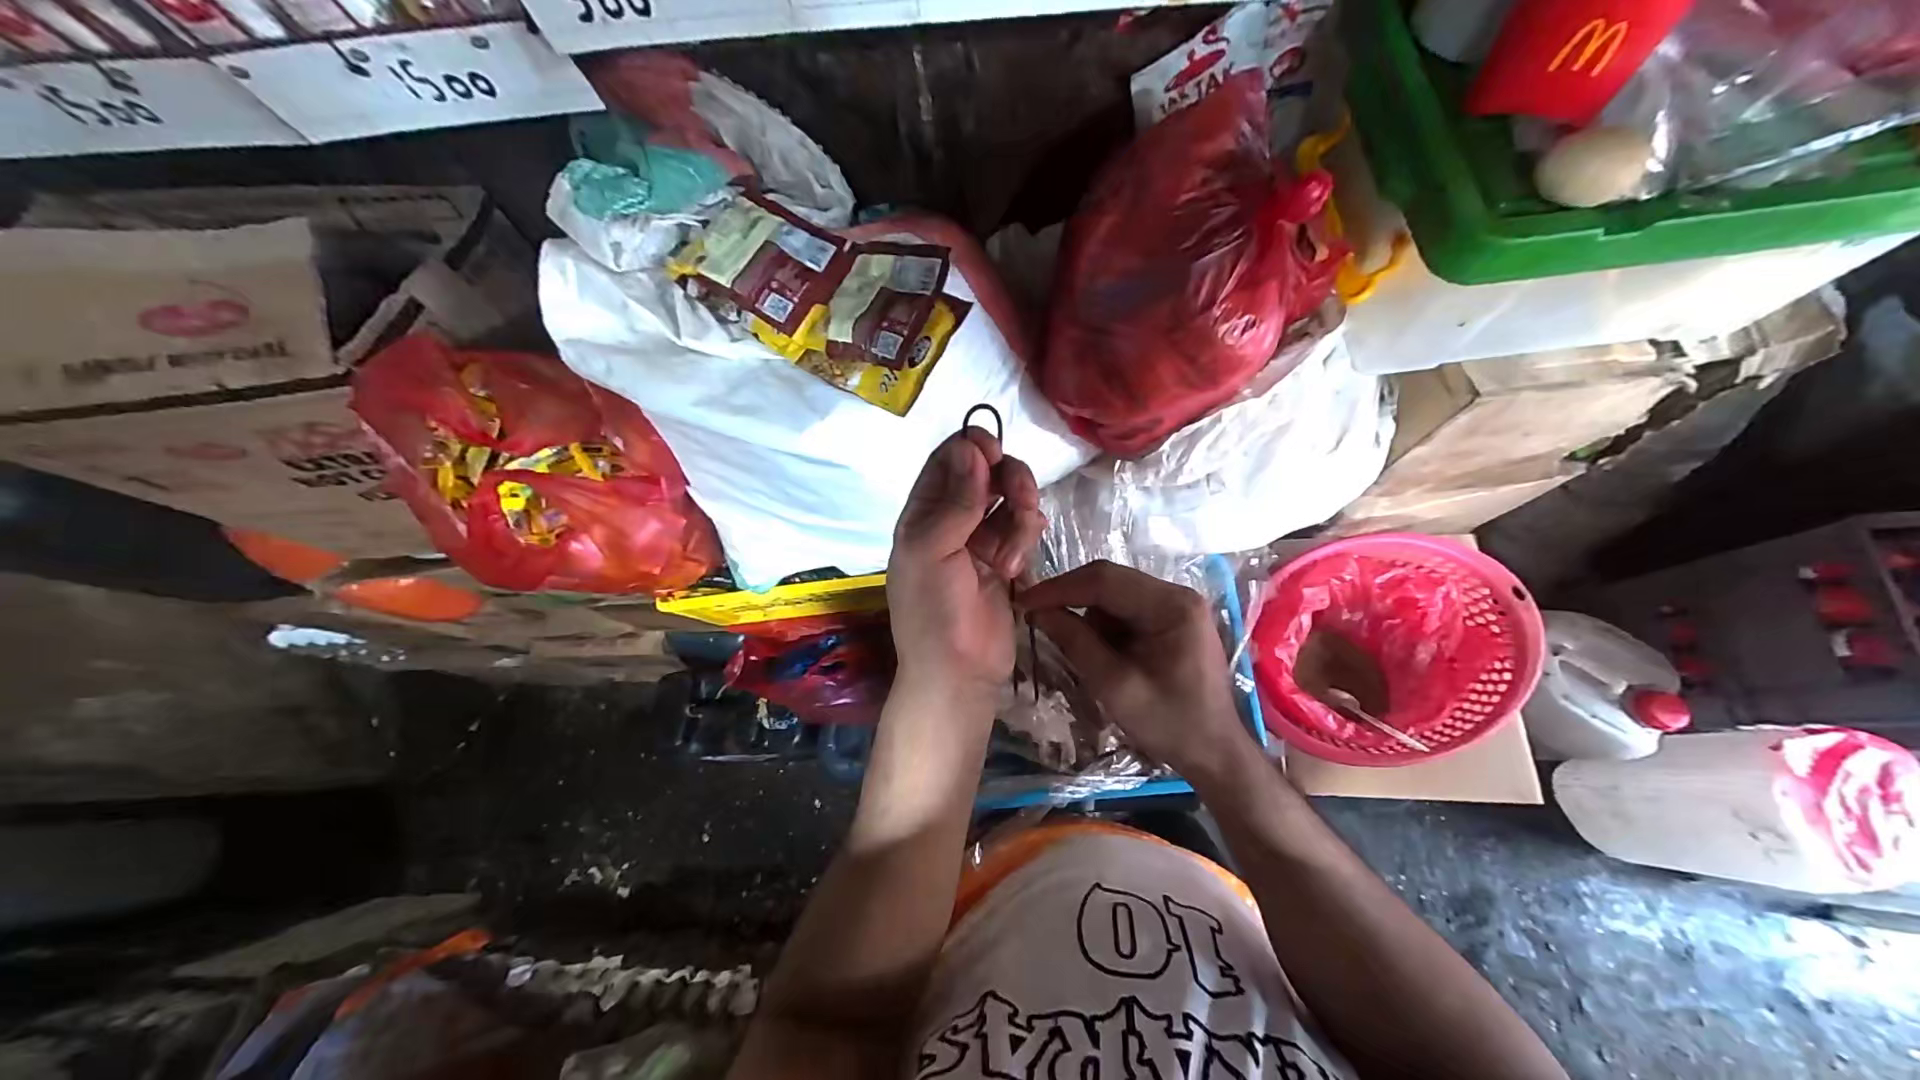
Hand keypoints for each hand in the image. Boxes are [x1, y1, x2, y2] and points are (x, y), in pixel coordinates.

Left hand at [887, 429, 1043, 704]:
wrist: (957, 673)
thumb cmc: (933, 612)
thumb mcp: (932, 551)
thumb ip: (955, 500)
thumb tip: (970, 447)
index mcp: (923, 514)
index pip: (948, 461)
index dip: (972, 447)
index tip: (996, 450)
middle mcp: (951, 520)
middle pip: (987, 474)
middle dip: (1009, 481)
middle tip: (1023, 499)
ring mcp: (980, 540)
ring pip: (1011, 500)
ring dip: (1020, 519)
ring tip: (1011, 558)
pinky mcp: (1006, 560)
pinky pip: (1023, 529)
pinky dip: (1026, 538)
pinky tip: (1017, 567)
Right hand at [1022, 560, 1253, 782]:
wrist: (1216, 753)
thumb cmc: (1170, 724)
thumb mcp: (1115, 686)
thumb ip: (1076, 642)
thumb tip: (1038, 611)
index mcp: (1172, 605)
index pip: (1105, 580)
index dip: (1059, 588)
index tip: (1024, 602)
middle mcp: (1177, 594)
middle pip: (1110, 581)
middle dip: (1071, 600)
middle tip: (1035, 617)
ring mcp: (1177, 605)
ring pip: (1114, 595)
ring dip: (1089, 618)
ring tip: (1085, 656)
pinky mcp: (1172, 619)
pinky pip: (1125, 610)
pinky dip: (1105, 628)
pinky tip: (1105, 656)